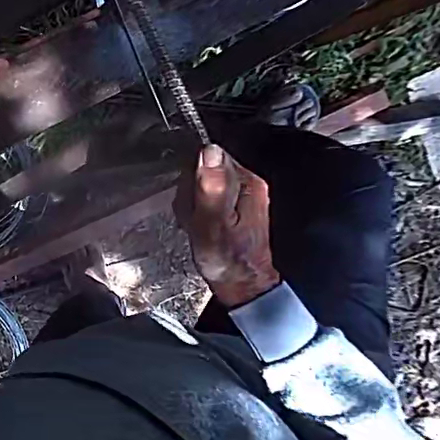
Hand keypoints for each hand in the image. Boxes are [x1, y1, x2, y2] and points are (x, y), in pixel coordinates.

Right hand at [175, 144, 280, 306]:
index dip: (193, 177)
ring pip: (202, 186)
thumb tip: (210, 150)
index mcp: (247, 183)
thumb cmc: (227, 260)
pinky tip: (200, 227)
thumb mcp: (213, 223)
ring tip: (197, 224)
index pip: (210, 157)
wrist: (243, 288)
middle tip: (195, 217)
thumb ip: (211, 186)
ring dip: (193, 204)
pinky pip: (206, 200)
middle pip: (205, 170)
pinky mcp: (234, 209)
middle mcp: (249, 185)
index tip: (192, 199)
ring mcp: (242, 197)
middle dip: (191, 192)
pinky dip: (197, 212)